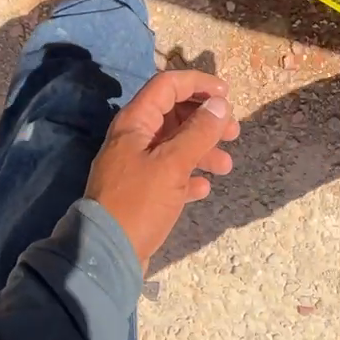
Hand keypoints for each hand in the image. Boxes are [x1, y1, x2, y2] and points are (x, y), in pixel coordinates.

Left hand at [85, 70, 240, 269]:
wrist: (105, 256)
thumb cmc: (138, 202)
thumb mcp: (172, 165)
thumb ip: (198, 132)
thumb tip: (220, 103)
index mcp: (136, 121)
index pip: (168, 85)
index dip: (198, 83)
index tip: (226, 94)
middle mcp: (134, 137)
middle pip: (174, 114)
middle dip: (205, 119)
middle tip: (233, 131)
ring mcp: (136, 164)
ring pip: (175, 145)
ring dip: (202, 150)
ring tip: (225, 166)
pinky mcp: (141, 191)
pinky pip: (170, 173)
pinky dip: (189, 176)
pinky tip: (203, 189)